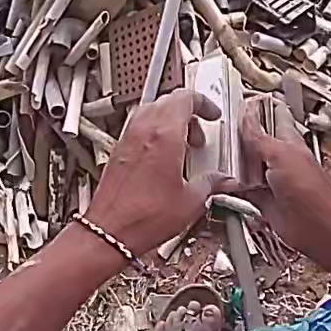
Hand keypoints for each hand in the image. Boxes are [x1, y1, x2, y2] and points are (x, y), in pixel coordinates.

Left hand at [87, 88, 232, 253]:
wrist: (110, 232)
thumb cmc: (142, 217)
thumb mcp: (191, 201)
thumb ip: (210, 184)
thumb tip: (221, 180)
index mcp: (164, 135)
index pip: (184, 97)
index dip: (203, 102)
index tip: (211, 114)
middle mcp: (142, 132)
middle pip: (167, 101)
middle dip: (188, 113)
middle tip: (199, 134)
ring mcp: (127, 140)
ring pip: (150, 112)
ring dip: (170, 122)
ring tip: (183, 146)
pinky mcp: (117, 152)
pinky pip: (138, 130)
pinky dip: (154, 135)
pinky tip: (164, 160)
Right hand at [238, 96, 330, 260]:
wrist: (315, 228)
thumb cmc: (311, 192)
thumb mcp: (281, 156)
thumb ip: (260, 138)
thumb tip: (247, 118)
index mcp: (289, 143)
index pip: (273, 118)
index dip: (260, 108)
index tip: (242, 100)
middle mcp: (280, 161)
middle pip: (255, 143)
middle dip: (239, 138)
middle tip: (222, 130)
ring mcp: (271, 182)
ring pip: (247, 167)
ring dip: (234, 164)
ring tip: (218, 156)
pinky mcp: (263, 201)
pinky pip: (243, 190)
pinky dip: (232, 187)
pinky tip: (222, 183)